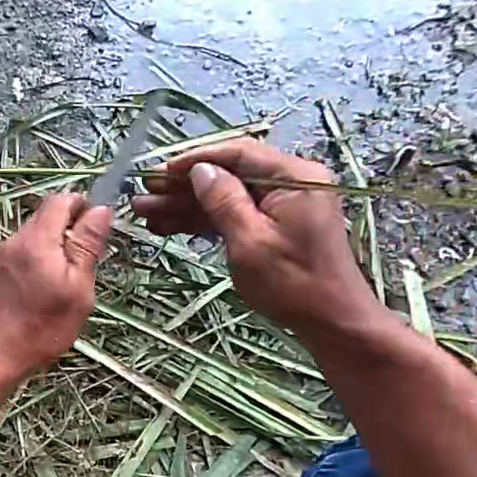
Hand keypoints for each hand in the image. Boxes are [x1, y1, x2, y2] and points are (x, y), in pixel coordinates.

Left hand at [0, 192, 112, 377]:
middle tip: (87, 260)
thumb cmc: (43, 327)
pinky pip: (27, 251)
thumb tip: (101, 209)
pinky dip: (43, 258)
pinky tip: (49, 287)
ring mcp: (4, 255)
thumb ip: (87, 246)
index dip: (84, 205)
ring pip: (38, 233)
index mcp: (37, 239)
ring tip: (69, 279)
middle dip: (71, 227)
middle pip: (48, 214)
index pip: (61, 199)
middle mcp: (16, 240)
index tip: (98, 229)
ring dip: (58, 244)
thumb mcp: (78, 288)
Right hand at [131, 138, 383, 334]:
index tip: (161, 172)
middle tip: (145, 195)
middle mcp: (291, 184)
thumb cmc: (293, 283)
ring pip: (226, 198)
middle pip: (229, 175)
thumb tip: (199, 171)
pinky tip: (170, 227)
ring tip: (147, 213)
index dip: (195, 160)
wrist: (332, 322)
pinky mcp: (276, 228)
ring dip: (187, 206)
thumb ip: (224, 201)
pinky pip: (235, 216)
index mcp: (294, 177)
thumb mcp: (250, 241)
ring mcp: (284, 206)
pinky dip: (205, 222)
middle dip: (184, 186)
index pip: (238, 154)